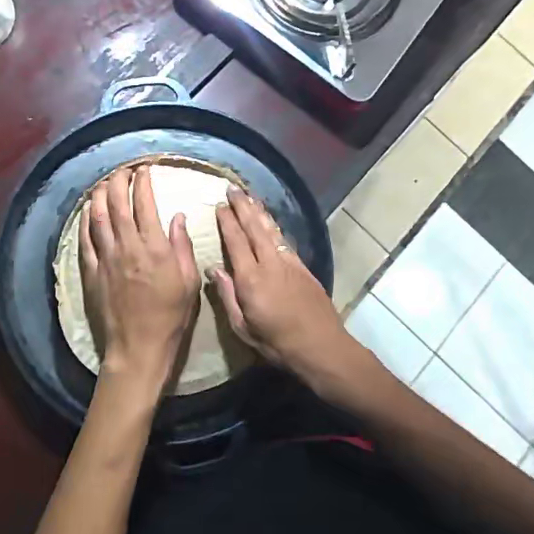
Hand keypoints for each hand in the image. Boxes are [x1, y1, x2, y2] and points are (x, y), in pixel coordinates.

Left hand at [80, 167, 201, 400]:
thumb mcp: (189, 280)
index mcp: (155, 248)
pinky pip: (85, 240)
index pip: (146, 205)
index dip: (143, 183)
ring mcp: (106, 259)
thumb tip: (178, 218)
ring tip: (105, 182)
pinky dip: (86, 221)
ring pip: (99, 219)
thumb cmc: (172, 315)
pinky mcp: (92, 273)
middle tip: (122, 170)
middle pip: (118, 206)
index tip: (145, 169)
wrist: (139, 345)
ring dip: (101, 196)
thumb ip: (182, 246)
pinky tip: (89, 210)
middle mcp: (128, 247)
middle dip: (119, 182)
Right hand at [211, 188, 351, 376]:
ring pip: (272, 231)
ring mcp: (289, 264)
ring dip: (259, 212)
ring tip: (250, 197)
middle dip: (243, 207)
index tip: (219, 205)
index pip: (236, 242)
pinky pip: (284, 241)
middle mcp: (270, 265)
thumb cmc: (277, 343)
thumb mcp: (243, 327)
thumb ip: (228, 296)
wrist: (320, 345)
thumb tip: (213, 270)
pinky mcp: (303, 268)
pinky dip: (275, 228)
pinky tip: (270, 223)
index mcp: (251, 279)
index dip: (227, 222)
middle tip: (232, 189)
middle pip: (255, 228)